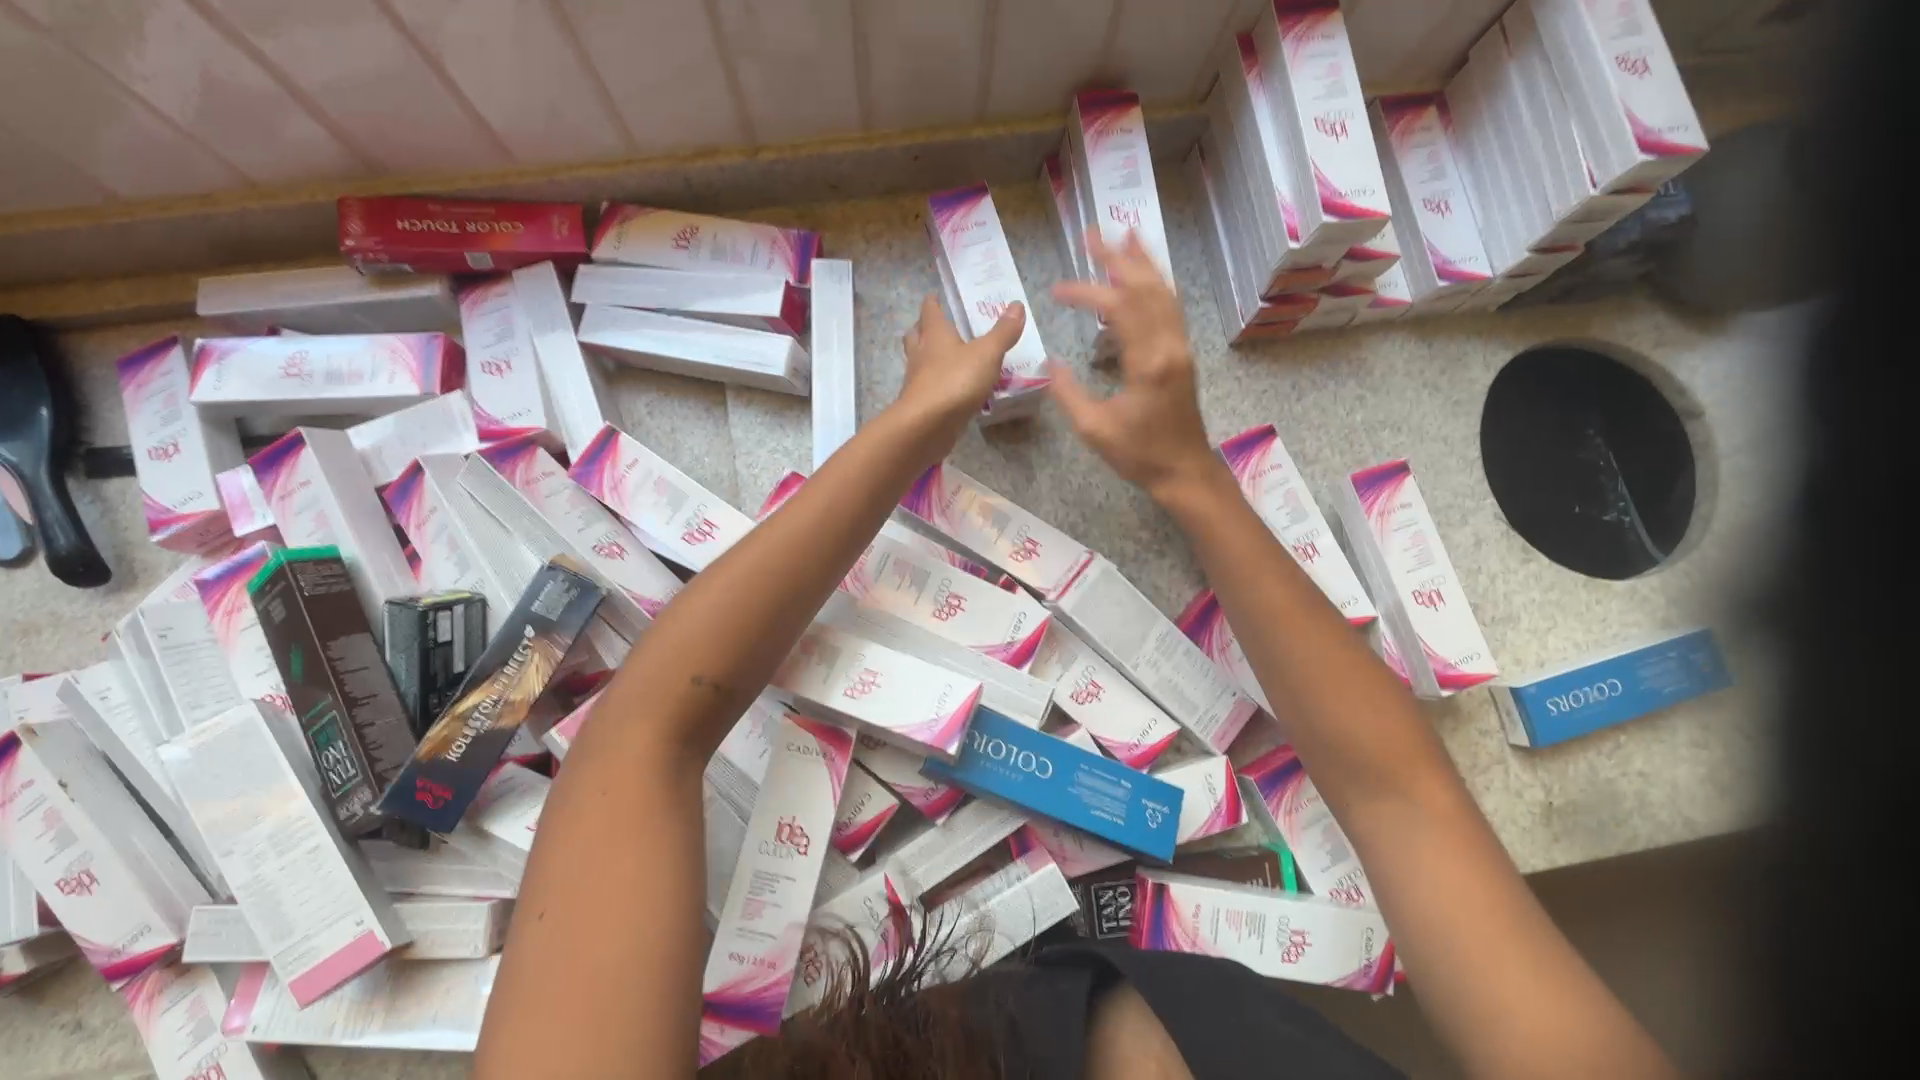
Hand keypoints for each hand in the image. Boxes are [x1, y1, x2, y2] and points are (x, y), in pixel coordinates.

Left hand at [892, 294, 1025, 455]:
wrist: (926, 425)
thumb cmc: (955, 381)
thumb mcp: (987, 354)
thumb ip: (1003, 332)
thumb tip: (1017, 305)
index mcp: (935, 334)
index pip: (930, 310)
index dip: (933, 302)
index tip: (935, 296)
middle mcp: (921, 353)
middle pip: (916, 334)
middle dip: (924, 328)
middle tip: (936, 326)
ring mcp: (917, 380)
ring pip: (918, 361)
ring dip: (927, 356)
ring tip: (943, 357)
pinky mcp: (920, 403)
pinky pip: (926, 386)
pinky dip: (935, 382)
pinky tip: (949, 388)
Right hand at [1050, 231, 1220, 498]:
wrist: (1184, 469)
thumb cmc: (1139, 454)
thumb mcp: (1094, 429)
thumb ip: (1069, 393)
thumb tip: (1050, 362)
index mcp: (1148, 362)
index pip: (1119, 308)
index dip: (1087, 292)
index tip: (1057, 291)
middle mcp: (1169, 345)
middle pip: (1146, 288)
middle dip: (1118, 258)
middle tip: (1092, 234)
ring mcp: (1180, 348)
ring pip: (1164, 293)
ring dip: (1142, 263)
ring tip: (1124, 236)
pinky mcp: (1182, 354)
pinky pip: (1171, 307)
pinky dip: (1156, 284)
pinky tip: (1145, 275)